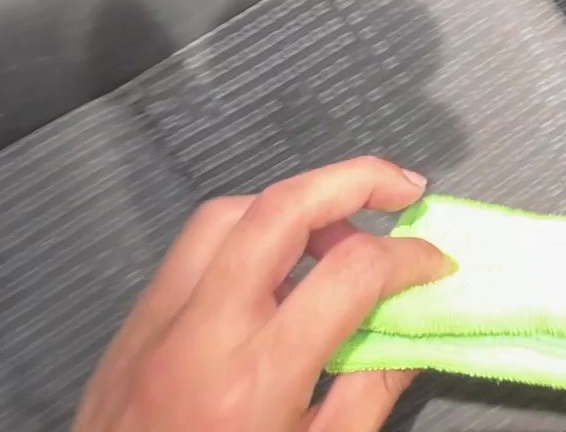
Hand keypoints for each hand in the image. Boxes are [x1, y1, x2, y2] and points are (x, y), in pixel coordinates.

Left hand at [72, 157, 453, 431]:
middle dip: (358, 180)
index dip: (412, 256)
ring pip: (229, 214)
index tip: (438, 267)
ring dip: (299, 203)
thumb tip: (425, 315)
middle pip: (281, 209)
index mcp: (254, 381)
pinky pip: (194, 251)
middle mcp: (196, 338)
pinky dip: (252, 233)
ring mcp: (150, 330)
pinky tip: (283, 266)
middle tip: (407, 189)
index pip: (351, 272)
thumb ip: (378, 385)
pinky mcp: (127, 334)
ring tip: (341, 230)